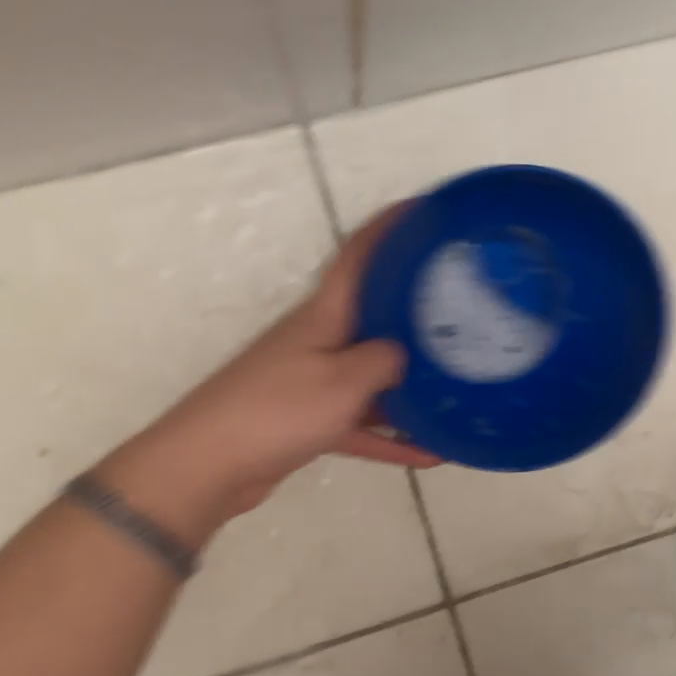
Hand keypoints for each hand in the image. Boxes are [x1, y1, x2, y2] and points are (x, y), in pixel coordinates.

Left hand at [94, 205, 435, 542]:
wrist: (209, 465)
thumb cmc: (277, 410)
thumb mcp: (344, 381)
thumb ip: (385, 361)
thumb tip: (408, 352)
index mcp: (325, 314)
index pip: (360, 255)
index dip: (390, 227)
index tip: (427, 211)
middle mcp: (321, 339)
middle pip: (374, 316)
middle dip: (416, 309)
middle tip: (466, 309)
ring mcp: (313, 380)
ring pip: (373, 375)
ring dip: (411, 385)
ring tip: (459, 385)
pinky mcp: (309, 420)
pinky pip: (361, 422)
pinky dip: (391, 438)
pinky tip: (431, 453)